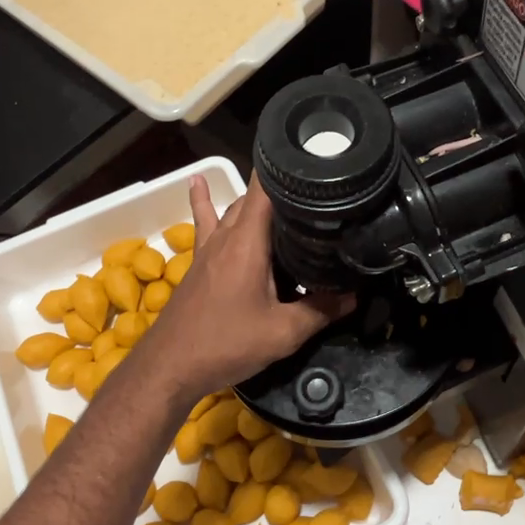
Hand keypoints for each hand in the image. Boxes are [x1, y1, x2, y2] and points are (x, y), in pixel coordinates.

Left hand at [137, 177, 352, 398]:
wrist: (170, 366)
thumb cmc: (226, 344)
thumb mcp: (283, 333)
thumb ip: (320, 311)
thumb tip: (353, 296)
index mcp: (248, 242)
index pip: (266, 188)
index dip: (287, 168)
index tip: (313, 157)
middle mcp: (226, 236)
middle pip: (254, 198)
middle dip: (282, 188)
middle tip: (314, 189)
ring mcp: (209, 248)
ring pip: (234, 210)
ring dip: (256, 201)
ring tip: (281, 194)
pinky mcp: (200, 263)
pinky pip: (208, 223)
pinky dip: (207, 202)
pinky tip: (199, 183)